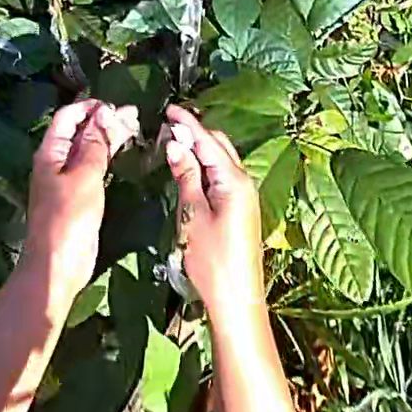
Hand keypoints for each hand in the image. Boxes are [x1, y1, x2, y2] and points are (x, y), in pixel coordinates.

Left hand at [25, 100, 137, 304]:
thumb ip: (96, 144)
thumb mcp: (85, 176)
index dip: (90, 107)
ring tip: (133, 127)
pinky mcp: (77, 195)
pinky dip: (106, 156)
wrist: (58, 265)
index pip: (68, 117)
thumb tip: (105, 112)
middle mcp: (55, 161)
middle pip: (79, 131)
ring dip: (107, 137)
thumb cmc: (69, 218)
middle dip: (103, 120)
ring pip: (86, 149)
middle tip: (134, 115)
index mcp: (50, 152)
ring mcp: (65, 179)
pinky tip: (121, 153)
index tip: (116, 105)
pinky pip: (91, 167)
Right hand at [163, 105, 264, 319]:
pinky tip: (188, 166)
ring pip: (220, 160)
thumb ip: (186, 176)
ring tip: (173, 140)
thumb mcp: (193, 214)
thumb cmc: (213, 260)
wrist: (237, 302)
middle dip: (195, 131)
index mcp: (234, 181)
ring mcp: (243, 196)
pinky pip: (220, 174)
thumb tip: (176, 144)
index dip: (188, 123)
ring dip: (199, 147)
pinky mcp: (239, 209)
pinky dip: (204, 164)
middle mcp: (243, 183)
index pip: (208, 140)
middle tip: (167, 125)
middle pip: (219, 145)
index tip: (169, 109)